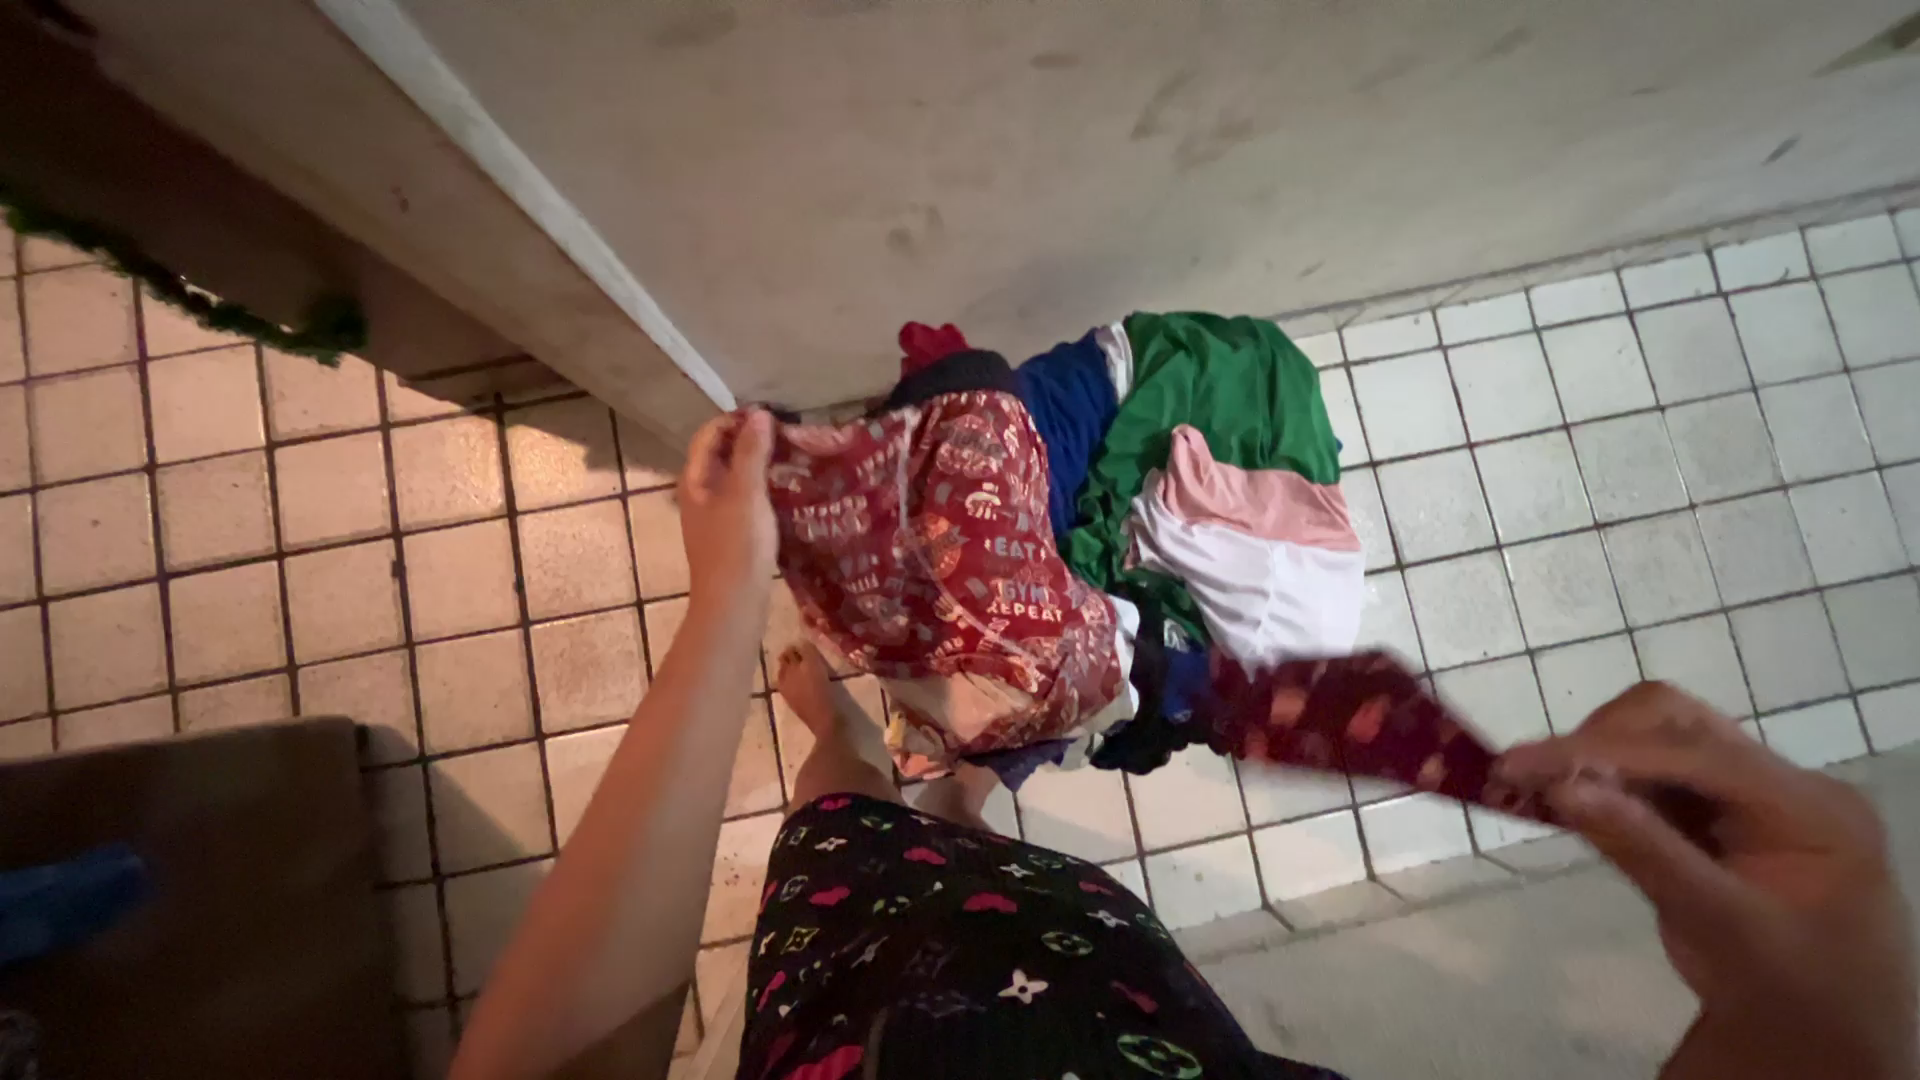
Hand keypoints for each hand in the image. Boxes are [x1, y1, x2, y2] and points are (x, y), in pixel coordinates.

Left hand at [678, 409, 776, 621]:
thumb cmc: (737, 546)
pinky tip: (788, 492)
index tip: (773, 418)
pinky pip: (745, 498)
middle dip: (752, 440)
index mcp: (695, 478)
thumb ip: (751, 452)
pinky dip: (763, 488)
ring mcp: (714, 515)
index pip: (710, 433)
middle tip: (789, 435)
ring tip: (793, 458)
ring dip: (760, 464)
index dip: (737, 420)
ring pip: (735, 477)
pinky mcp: (731, 533)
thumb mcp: (746, 493)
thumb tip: (759, 414)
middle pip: (722, 453)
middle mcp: (700, 493)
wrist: (733, 603)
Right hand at [1498, 682, 1915, 1079]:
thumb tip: (1559, 787)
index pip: (1689, 752)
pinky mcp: (1713, 802)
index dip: (1597, 751)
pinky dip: (1597, 776)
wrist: (1816, 1039)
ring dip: (1592, 755)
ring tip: (1543, 790)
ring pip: (1651, 733)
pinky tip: (1566, 800)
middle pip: (1671, 719)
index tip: (1514, 763)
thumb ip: (1642, 849)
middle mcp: (1781, 781)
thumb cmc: (1784, 990)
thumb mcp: (1717, 925)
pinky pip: (1643, 767)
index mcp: (1808, 807)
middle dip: (1596, 741)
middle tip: (1535, 777)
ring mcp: (1748, 788)